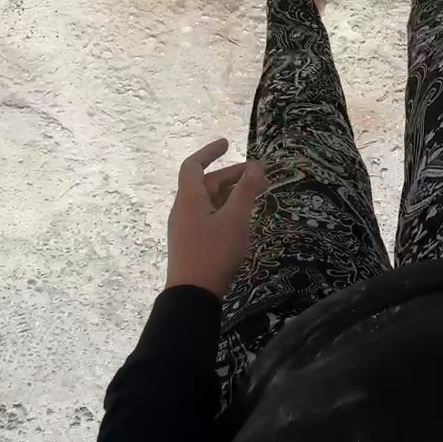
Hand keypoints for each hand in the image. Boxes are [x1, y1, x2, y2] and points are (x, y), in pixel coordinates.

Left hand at [165, 138, 267, 297]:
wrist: (193, 298)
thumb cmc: (213, 252)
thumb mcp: (236, 218)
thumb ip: (247, 189)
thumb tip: (256, 165)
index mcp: (189, 199)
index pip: (193, 166)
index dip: (210, 152)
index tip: (228, 143)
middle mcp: (184, 210)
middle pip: (206, 183)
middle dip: (232, 175)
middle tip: (258, 174)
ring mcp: (186, 228)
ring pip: (209, 201)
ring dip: (231, 193)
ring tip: (255, 194)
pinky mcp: (192, 244)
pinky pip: (209, 216)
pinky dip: (226, 209)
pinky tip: (243, 218)